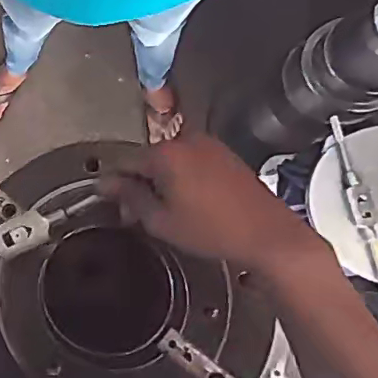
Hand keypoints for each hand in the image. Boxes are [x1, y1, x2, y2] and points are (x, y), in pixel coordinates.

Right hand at [99, 134, 331, 275]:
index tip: (111, 201)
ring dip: (161, 181)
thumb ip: (130, 197)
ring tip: (165, 212)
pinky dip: (182, 178)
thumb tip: (109, 184)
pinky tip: (188, 204)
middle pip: (148, 158)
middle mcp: (187, 141)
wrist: (268, 235)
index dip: (114, 184)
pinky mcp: (225, 156)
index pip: (124, 161)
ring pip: (170, 160)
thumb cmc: (216, 230)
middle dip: (139, 183)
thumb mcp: (161, 221)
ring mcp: (209, 146)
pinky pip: (191, 162)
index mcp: (166, 154)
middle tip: (138, 214)